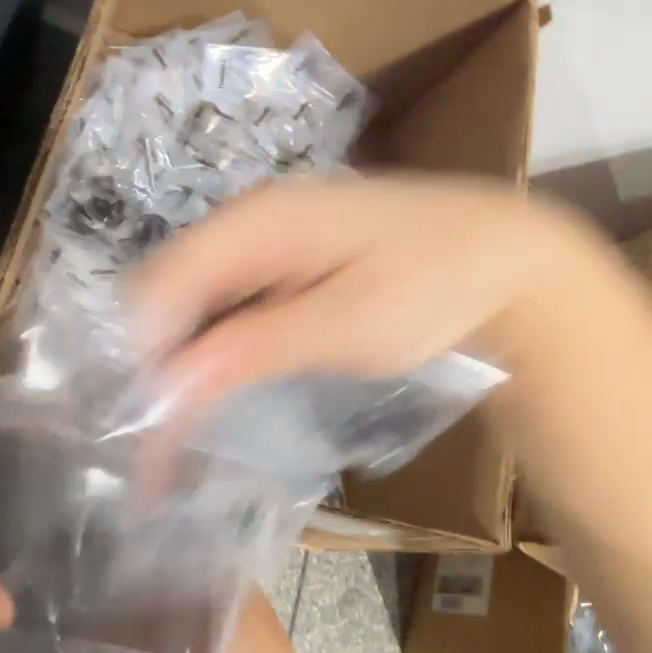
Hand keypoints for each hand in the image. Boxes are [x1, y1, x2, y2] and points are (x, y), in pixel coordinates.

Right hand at [134, 174, 595, 404]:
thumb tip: (168, 383)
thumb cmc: (435, 287)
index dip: (140, 351)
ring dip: (177, 355)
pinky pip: (222, 298)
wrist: (511, 257)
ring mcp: (263, 234)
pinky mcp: (281, 255)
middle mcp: (246, 217)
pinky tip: (213, 384)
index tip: (142, 421)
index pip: (161, 284)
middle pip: (168, 288)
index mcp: (255, 220)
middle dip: (152, 358)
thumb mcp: (346, 327)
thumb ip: (251, 349)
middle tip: (153, 435)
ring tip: (172, 422)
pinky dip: (210, 343)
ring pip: (191, 297)